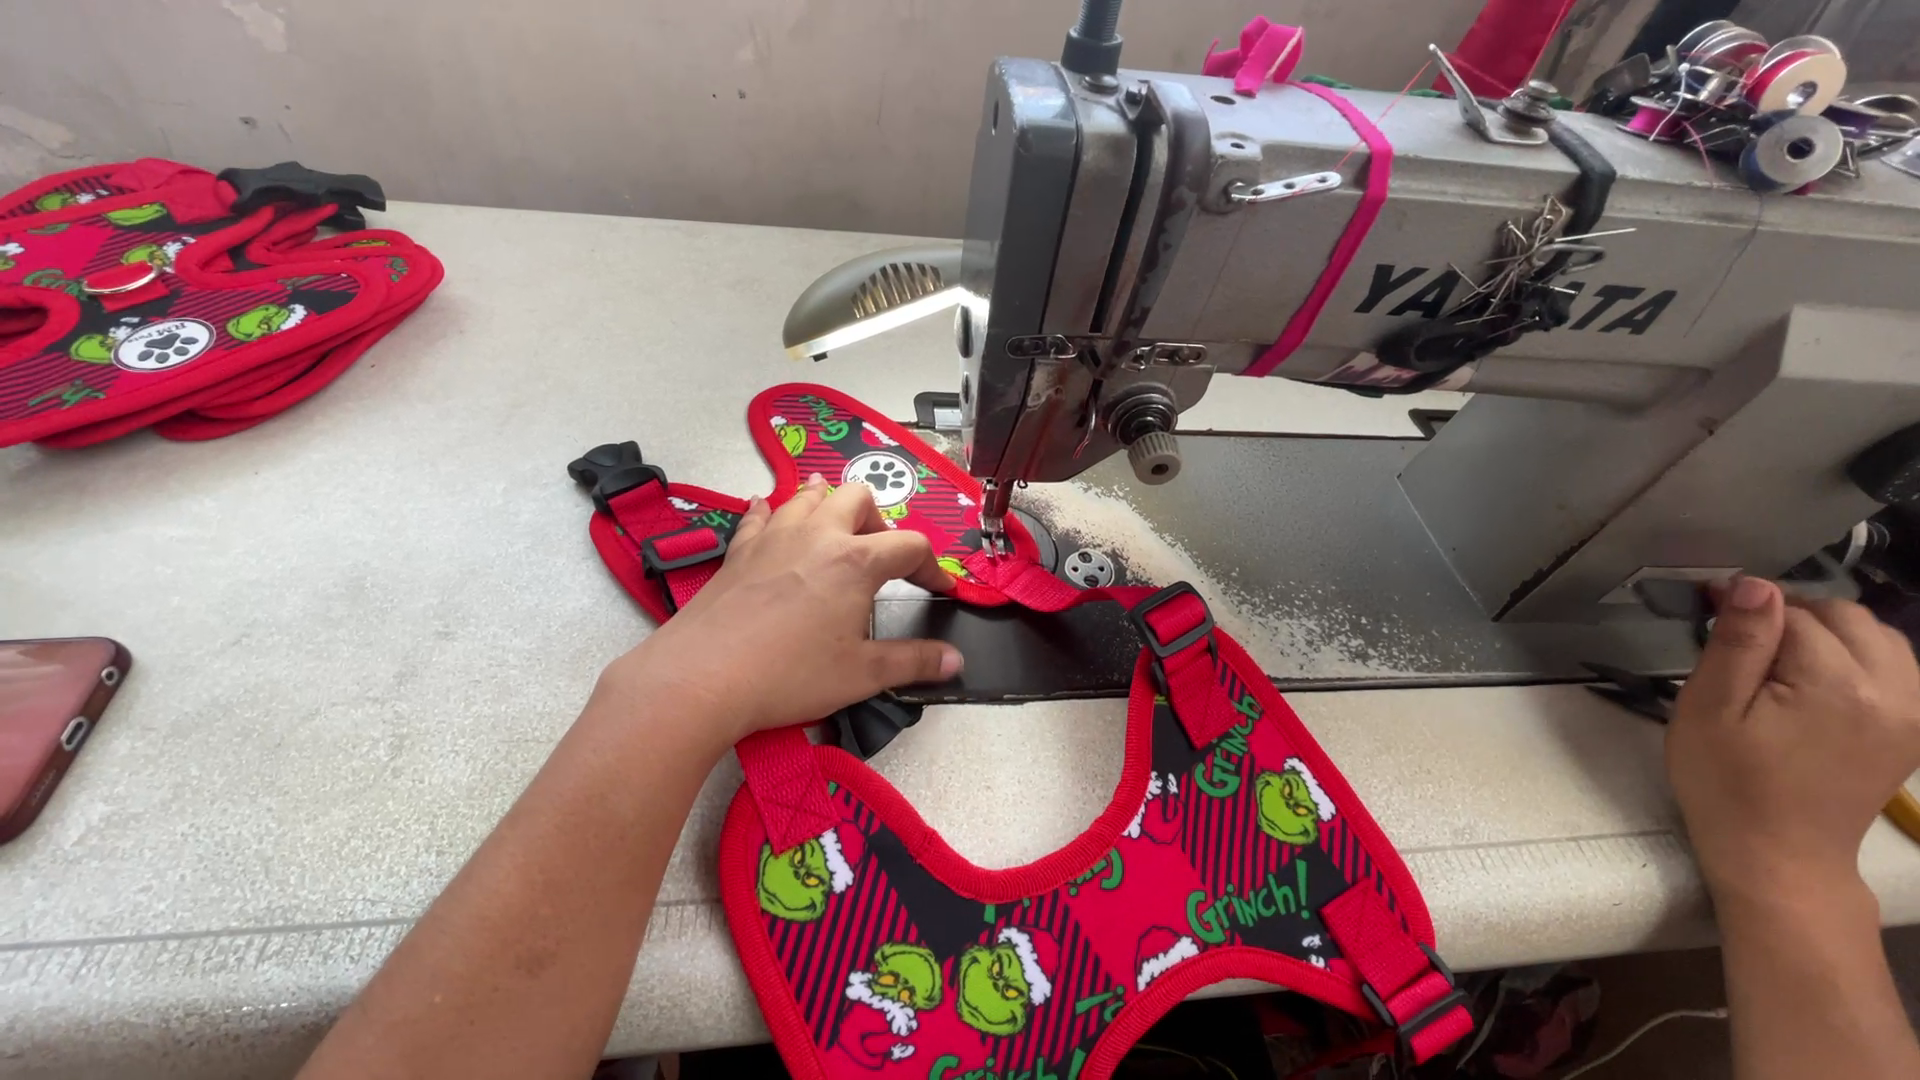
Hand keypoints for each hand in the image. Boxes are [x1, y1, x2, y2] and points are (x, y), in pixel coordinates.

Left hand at [602, 474, 961, 742]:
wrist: (703, 677)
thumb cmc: (789, 675)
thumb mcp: (862, 675)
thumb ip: (914, 663)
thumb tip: (955, 663)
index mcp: (856, 561)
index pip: (911, 546)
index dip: (933, 567)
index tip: (939, 590)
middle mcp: (818, 535)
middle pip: (859, 498)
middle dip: (880, 522)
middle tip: (882, 558)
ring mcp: (773, 536)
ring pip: (809, 495)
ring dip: (830, 505)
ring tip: (838, 526)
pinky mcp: (738, 549)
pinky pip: (760, 514)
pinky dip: (774, 512)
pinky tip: (772, 517)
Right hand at [1667, 577, 1919, 901]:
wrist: (1777, 852)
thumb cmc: (1725, 779)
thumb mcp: (1709, 708)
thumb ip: (1739, 643)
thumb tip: (1754, 585)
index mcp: (1836, 684)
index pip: (1794, 615)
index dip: (1746, 605)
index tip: (1707, 607)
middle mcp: (1893, 691)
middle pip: (1847, 617)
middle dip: (1792, 613)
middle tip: (1738, 633)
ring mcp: (1913, 713)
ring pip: (1880, 637)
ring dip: (1828, 631)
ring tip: (1776, 653)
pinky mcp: (1913, 730)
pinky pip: (1899, 667)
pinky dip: (1858, 655)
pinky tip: (1817, 675)